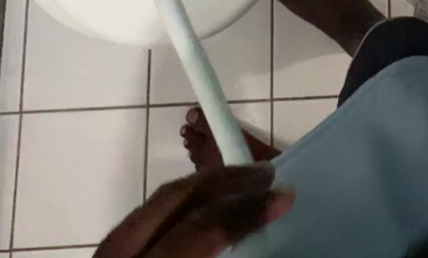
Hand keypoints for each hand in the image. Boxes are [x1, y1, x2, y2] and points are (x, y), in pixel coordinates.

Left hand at [94, 165, 293, 257]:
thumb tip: (268, 253)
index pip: (198, 232)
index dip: (244, 212)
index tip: (286, 196)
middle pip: (171, 202)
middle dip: (224, 182)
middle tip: (267, 177)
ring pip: (152, 207)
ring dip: (200, 191)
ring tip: (240, 187)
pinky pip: (141, 226)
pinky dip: (176, 211)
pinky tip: (202, 215)